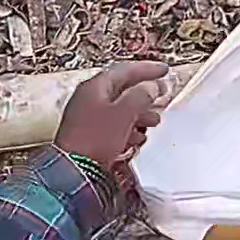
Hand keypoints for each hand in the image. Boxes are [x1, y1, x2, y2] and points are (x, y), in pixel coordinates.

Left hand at [54, 61, 170, 166]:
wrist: (75, 170)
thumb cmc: (95, 139)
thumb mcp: (123, 113)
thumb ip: (140, 96)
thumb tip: (150, 86)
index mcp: (94, 88)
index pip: (124, 70)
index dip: (147, 69)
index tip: (164, 71)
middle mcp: (88, 100)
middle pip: (121, 90)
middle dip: (144, 94)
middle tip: (161, 95)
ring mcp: (87, 118)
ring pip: (118, 110)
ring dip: (139, 113)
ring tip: (154, 120)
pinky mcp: (88, 136)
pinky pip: (113, 127)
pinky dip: (128, 128)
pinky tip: (138, 137)